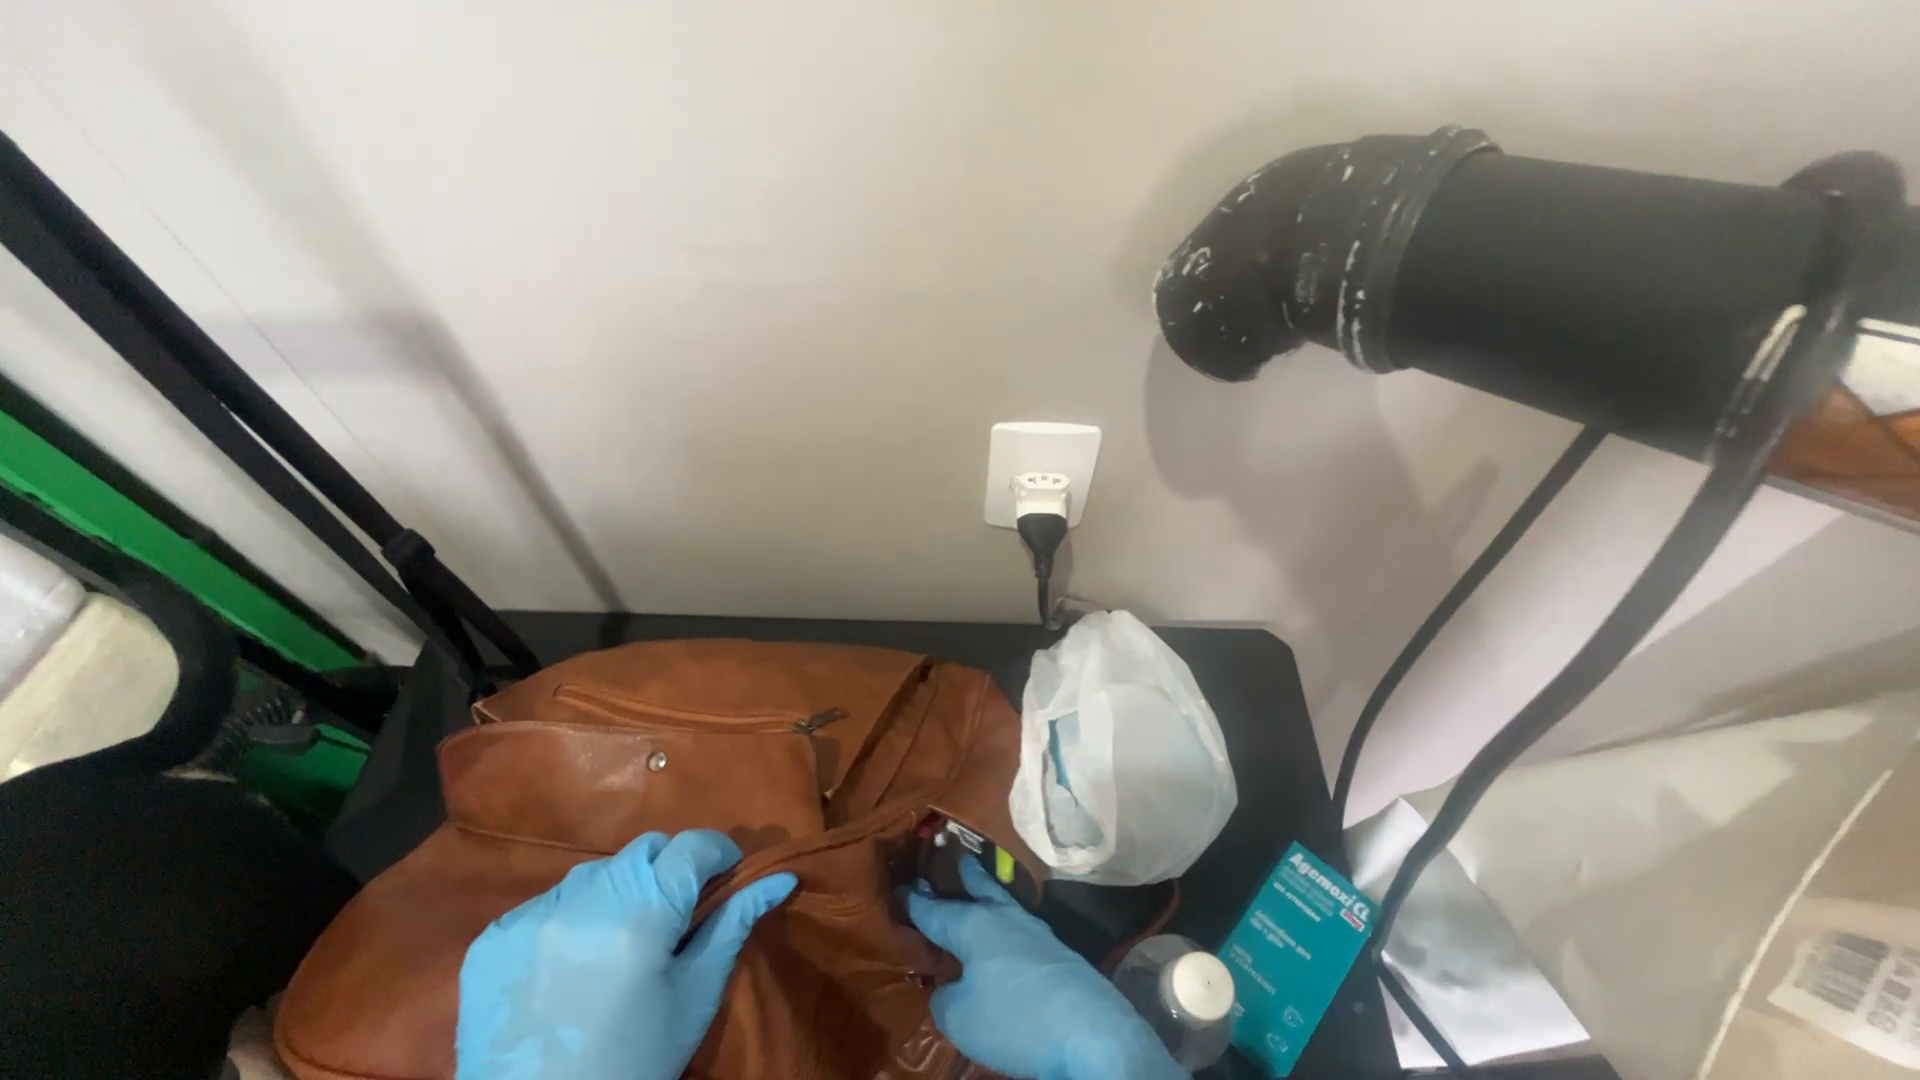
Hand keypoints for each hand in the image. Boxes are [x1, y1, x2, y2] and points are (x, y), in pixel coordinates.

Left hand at [455, 830, 795, 1079]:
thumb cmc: (634, 1063)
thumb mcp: (695, 997)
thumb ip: (733, 925)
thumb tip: (781, 879)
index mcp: (641, 916)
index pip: (691, 846)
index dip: (717, 853)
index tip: (726, 878)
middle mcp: (583, 901)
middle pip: (644, 848)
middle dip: (670, 868)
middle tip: (678, 914)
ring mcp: (531, 916)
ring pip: (596, 869)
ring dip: (622, 887)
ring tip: (624, 937)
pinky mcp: (493, 936)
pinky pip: (549, 900)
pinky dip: (574, 915)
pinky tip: (576, 960)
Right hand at [904, 859, 1185, 1079]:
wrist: (1091, 1032)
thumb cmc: (1015, 1019)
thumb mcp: (959, 1017)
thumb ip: (944, 996)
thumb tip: (952, 985)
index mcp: (973, 924)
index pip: (933, 910)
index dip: (914, 902)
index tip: (901, 888)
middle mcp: (1004, 918)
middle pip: (981, 889)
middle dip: (967, 877)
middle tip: (959, 859)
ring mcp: (1036, 933)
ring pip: (1005, 905)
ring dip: (990, 895)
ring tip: (982, 888)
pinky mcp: (1059, 954)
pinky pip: (1021, 930)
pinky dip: (1007, 926)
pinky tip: (1008, 938)